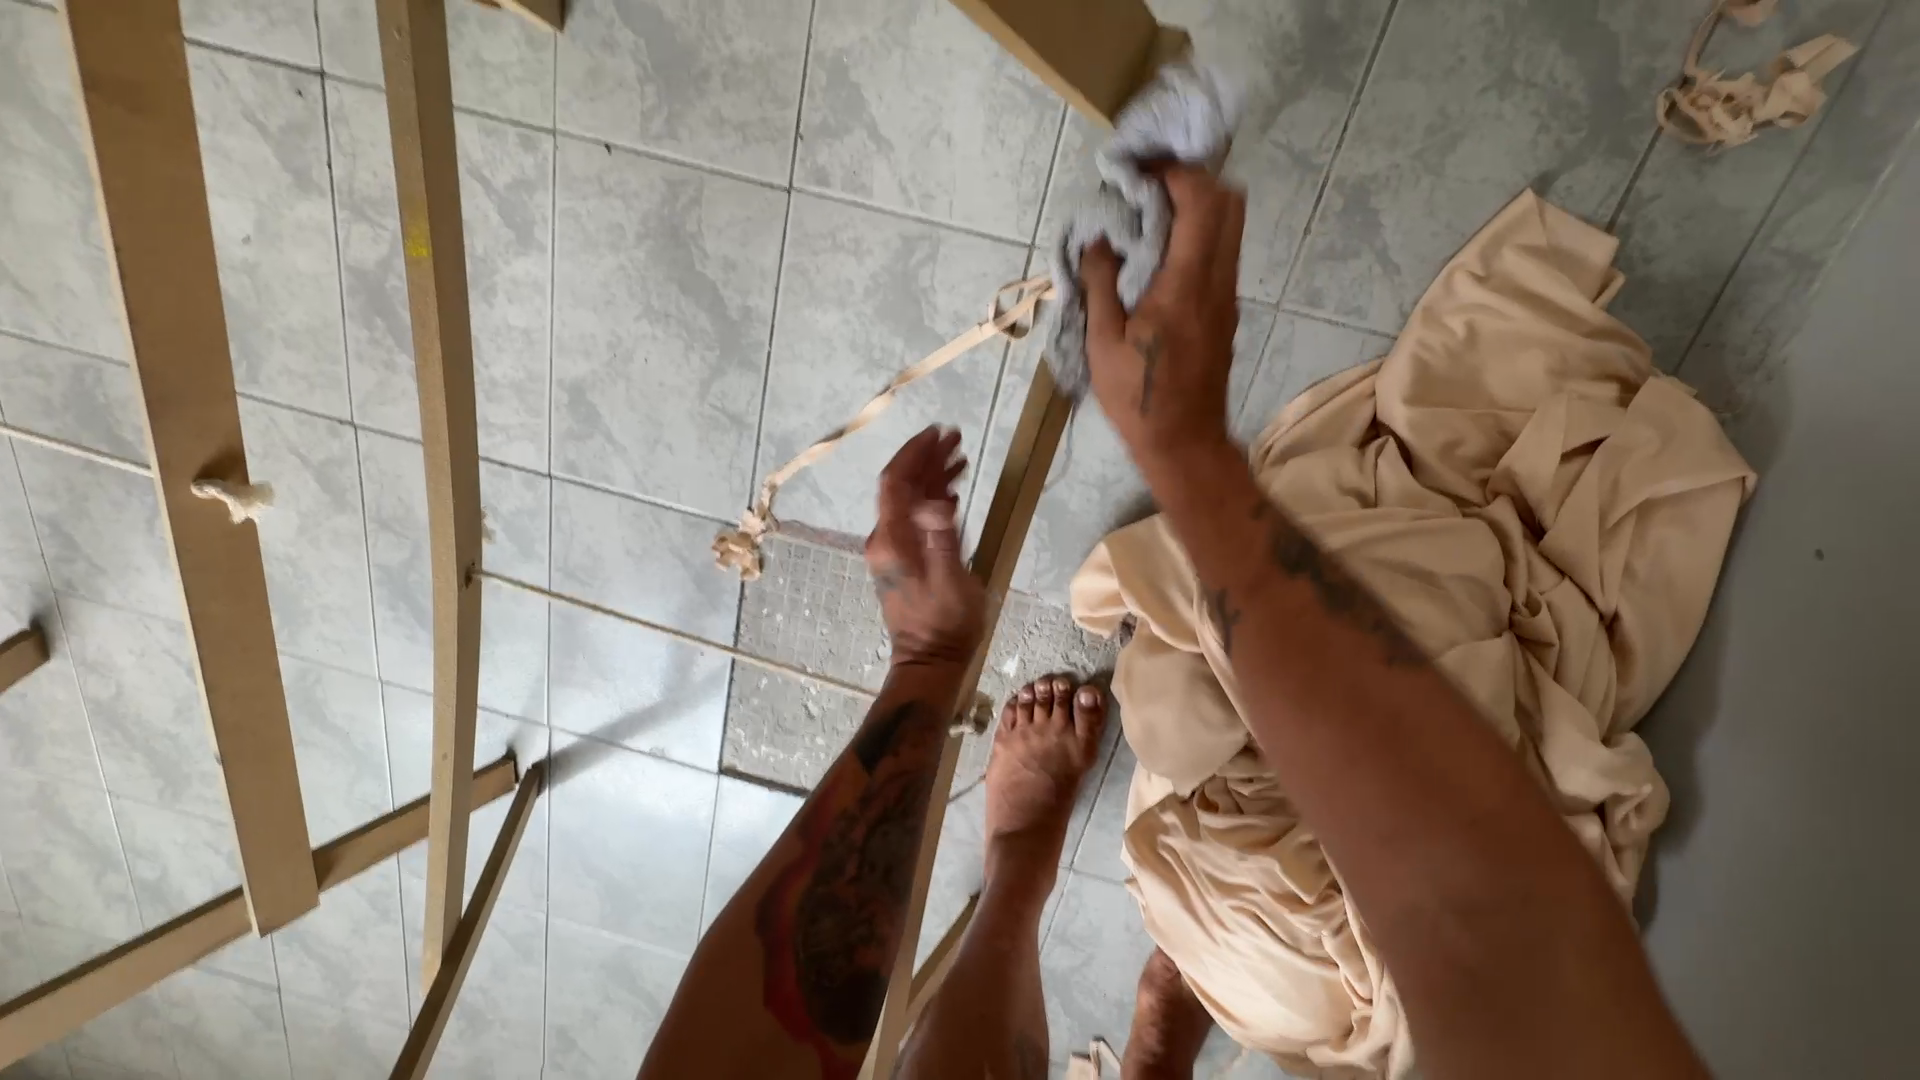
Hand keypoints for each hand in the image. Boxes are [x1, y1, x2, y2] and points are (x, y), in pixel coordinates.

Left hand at [865, 426, 984, 668]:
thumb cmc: (946, 624)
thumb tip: (936, 500)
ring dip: (932, 477)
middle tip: (956, 438)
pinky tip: (953, 495)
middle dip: (927, 459)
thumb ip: (943, 538)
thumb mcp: (952, 581)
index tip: (938, 432)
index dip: (915, 453)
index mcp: (893, 539)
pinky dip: (932, 500)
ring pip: (908, 501)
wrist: (930, 662)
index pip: (896, 482)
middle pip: (902, 486)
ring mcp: (892, 550)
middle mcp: (885, 539)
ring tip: (961, 458)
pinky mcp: (902, 560)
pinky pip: (913, 518)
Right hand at [1081, 165, 1246, 464]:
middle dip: (1193, 181)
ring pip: (1231, 227)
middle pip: (1229, 203)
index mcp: (1186, 285)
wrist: (1184, 441)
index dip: (1175, 173)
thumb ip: (1101, 284)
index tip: (1140, 171)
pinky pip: (1222, 254)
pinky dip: (1199, 236)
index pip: (1200, 202)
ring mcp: (1227, 297)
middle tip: (1151, 188)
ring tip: (1153, 217)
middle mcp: (1217, 282)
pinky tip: (1163, 256)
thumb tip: (1098, 240)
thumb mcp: (1103, 343)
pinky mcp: (1226, 313)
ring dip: (1198, 208)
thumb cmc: (1138, 397)